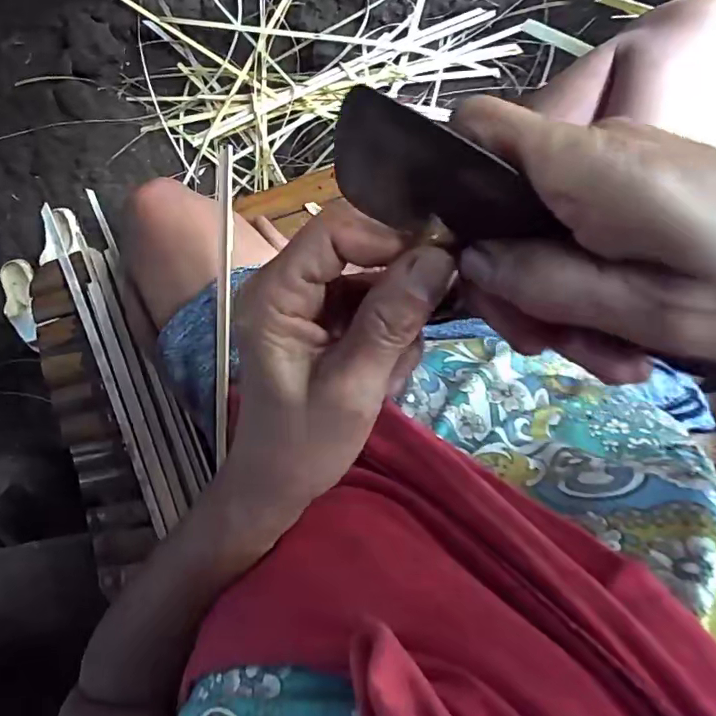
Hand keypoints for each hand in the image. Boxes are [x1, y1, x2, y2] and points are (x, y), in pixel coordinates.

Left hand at [216, 202, 455, 533]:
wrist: (276, 485)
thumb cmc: (303, 445)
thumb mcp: (354, 387)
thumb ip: (393, 320)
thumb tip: (439, 257)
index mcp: (276, 293)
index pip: (333, 230)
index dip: (386, 236)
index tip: (436, 262)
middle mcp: (287, 282)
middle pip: (356, 246)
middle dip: (398, 279)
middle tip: (426, 319)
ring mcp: (307, 298)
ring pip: (371, 273)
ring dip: (398, 311)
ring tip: (394, 366)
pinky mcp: (325, 314)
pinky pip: (372, 298)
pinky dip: (392, 327)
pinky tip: (388, 368)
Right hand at [450, 96, 715, 382]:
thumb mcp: (655, 312)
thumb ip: (550, 283)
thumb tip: (473, 260)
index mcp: (588, 162)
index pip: (478, 126)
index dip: (448, 179)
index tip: (468, 260)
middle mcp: (600, 153)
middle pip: (509, 197)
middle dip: (517, 275)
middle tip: (562, 347)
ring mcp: (630, 171)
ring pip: (552, 225)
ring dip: (564, 293)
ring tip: (621, 357)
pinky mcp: (658, 192)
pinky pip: (596, 231)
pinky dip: (599, 284)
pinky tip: (641, 338)